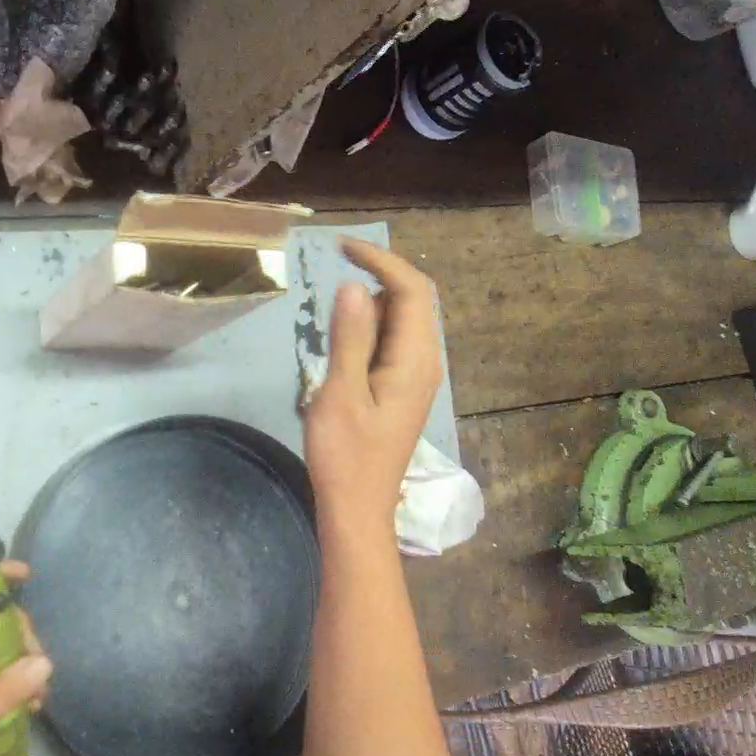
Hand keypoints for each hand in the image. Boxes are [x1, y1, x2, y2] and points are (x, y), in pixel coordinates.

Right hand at [305, 238, 444, 533]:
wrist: (357, 507)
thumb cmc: (345, 454)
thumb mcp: (340, 393)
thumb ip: (350, 338)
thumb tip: (353, 286)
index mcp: (415, 360)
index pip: (411, 290)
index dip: (381, 260)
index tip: (342, 248)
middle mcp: (425, 363)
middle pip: (412, 301)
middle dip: (377, 278)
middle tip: (331, 274)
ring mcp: (415, 378)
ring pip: (401, 323)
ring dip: (371, 306)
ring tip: (330, 314)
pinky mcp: (401, 391)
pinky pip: (392, 345)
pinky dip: (369, 331)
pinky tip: (342, 346)